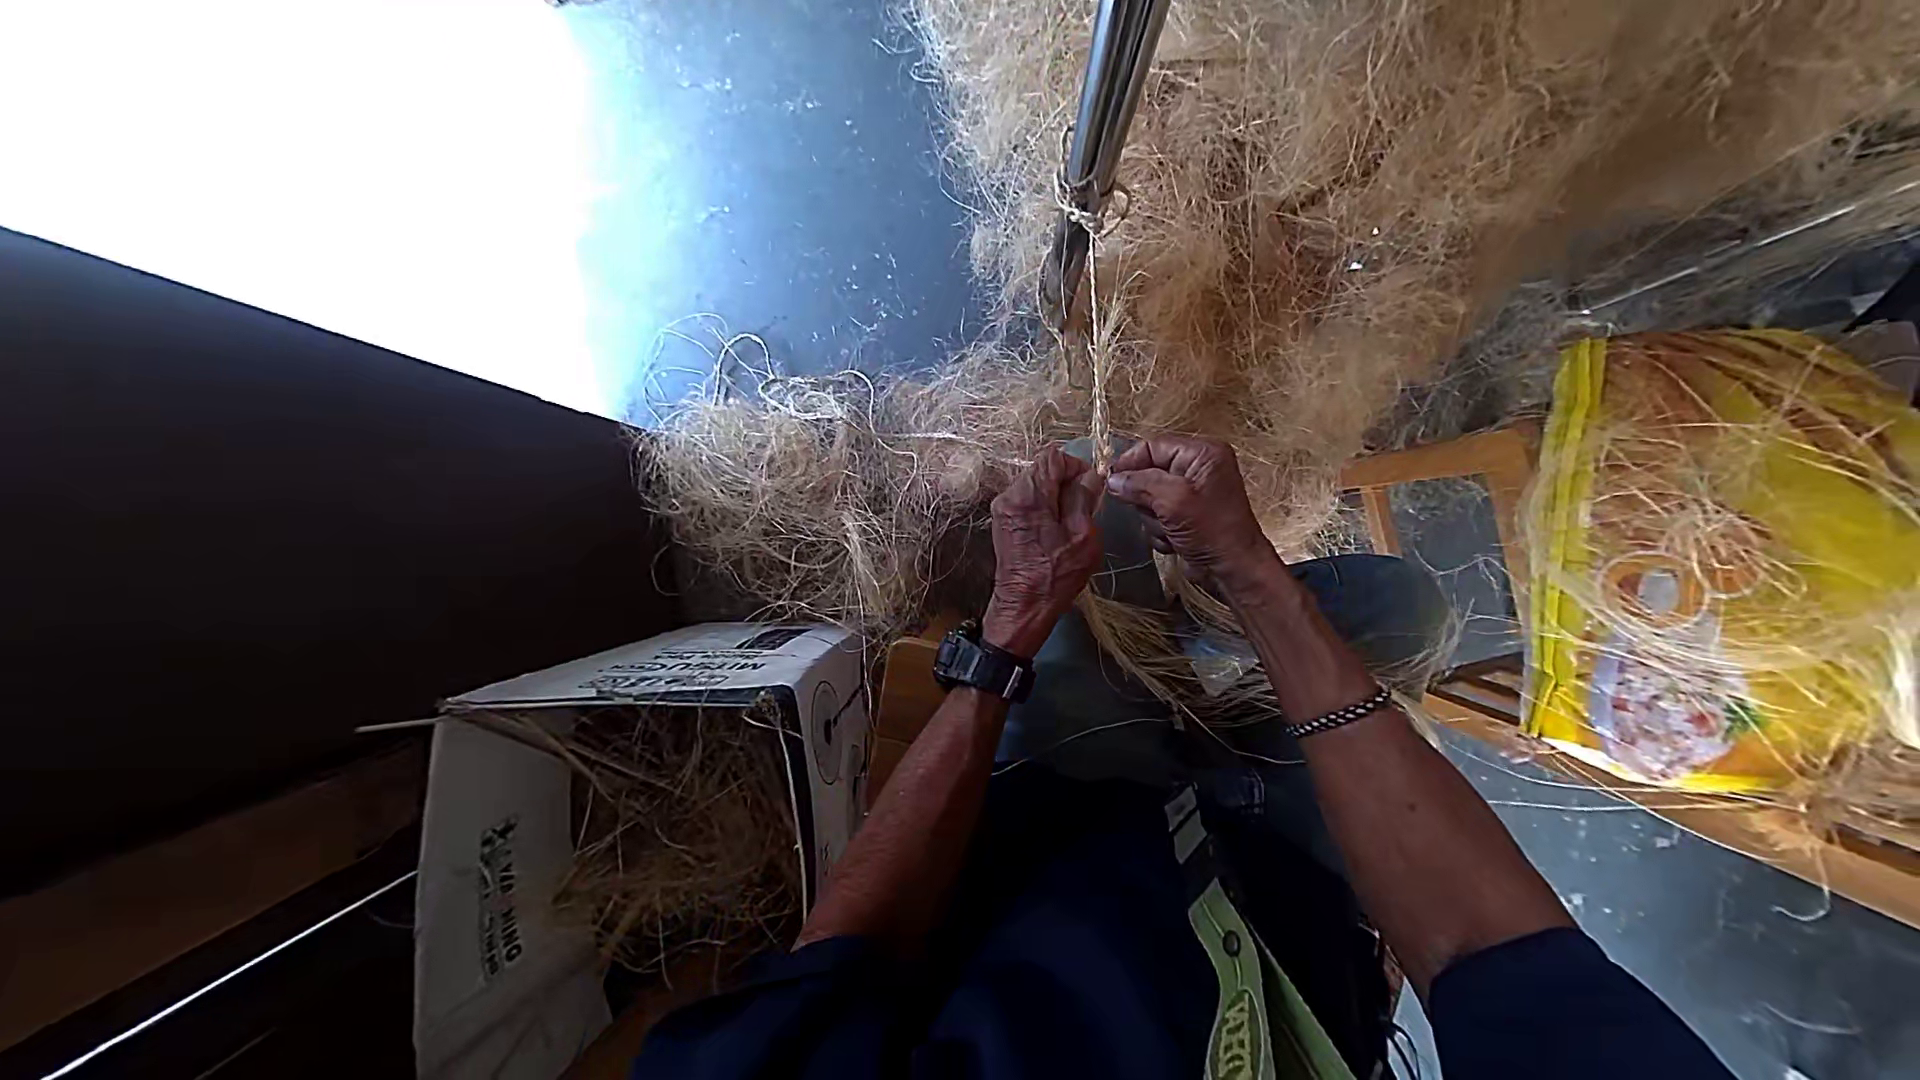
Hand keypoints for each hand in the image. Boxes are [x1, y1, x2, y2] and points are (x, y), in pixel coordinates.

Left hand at [981, 445, 1104, 658]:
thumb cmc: (1055, 577)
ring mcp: (1002, 509)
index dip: (1075, 465)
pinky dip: (1044, 507)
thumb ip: (1083, 499)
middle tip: (1082, 508)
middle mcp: (1009, 496)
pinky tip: (1054, 530)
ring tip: (1069, 523)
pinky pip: (1027, 500)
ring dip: (1055, 496)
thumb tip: (1089, 476)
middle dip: (1066, 482)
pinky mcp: (1003, 521)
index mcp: (1028, 496)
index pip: (1053, 456)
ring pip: (1035, 484)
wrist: (1023, 606)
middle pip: (1042, 469)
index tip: (1088, 485)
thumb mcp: (1082, 536)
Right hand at [1104, 435, 1276, 589]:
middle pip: (1146, 474)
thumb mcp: (1173, 499)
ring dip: (1153, 519)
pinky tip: (1174, 540)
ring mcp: (1189, 494)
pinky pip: (1155, 516)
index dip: (1129, 463)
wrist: (1232, 570)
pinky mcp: (1184, 516)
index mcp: (1201, 453)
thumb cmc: (1211, 529)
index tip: (1109, 481)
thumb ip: (1139, 483)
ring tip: (1170, 530)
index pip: (1152, 446)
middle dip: (1146, 499)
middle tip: (1157, 513)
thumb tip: (1111, 479)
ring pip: (1147, 499)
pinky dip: (1159, 531)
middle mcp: (1196, 469)